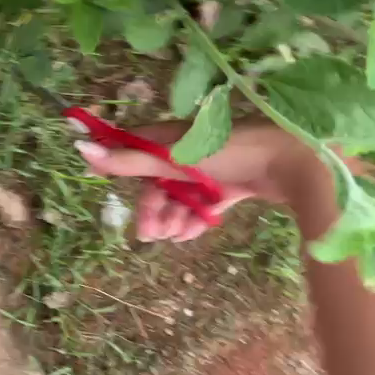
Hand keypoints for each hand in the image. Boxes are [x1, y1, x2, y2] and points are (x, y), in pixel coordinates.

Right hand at [76, 123, 325, 241]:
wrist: (293, 162)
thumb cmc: (229, 152)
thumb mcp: (172, 158)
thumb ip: (128, 159)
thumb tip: (81, 148)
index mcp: (170, 137)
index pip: (131, 146)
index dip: (114, 163)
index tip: (100, 182)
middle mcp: (187, 150)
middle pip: (155, 180)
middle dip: (149, 206)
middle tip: (148, 234)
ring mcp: (210, 168)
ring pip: (180, 195)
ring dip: (171, 217)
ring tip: (172, 237)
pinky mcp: (232, 185)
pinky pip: (204, 204)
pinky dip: (195, 218)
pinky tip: (190, 234)